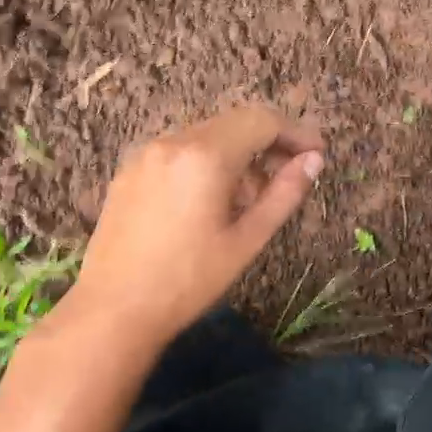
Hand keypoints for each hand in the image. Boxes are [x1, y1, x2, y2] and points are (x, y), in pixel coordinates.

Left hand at [60, 103, 324, 346]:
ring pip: (209, 135)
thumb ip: (285, 192)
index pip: (262, 121)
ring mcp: (146, 156)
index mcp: (206, 157)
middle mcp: (173, 143)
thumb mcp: (249, 237)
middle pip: (235, 122)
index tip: (318, 155)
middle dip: (270, 142)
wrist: (113, 310)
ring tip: (254, 198)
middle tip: (294, 174)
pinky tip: (216, 201)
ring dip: (241, 154)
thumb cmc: (190, 279)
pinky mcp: (130, 172)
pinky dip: (211, 162)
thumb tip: (314, 161)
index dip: (296, 133)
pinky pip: (182, 152)